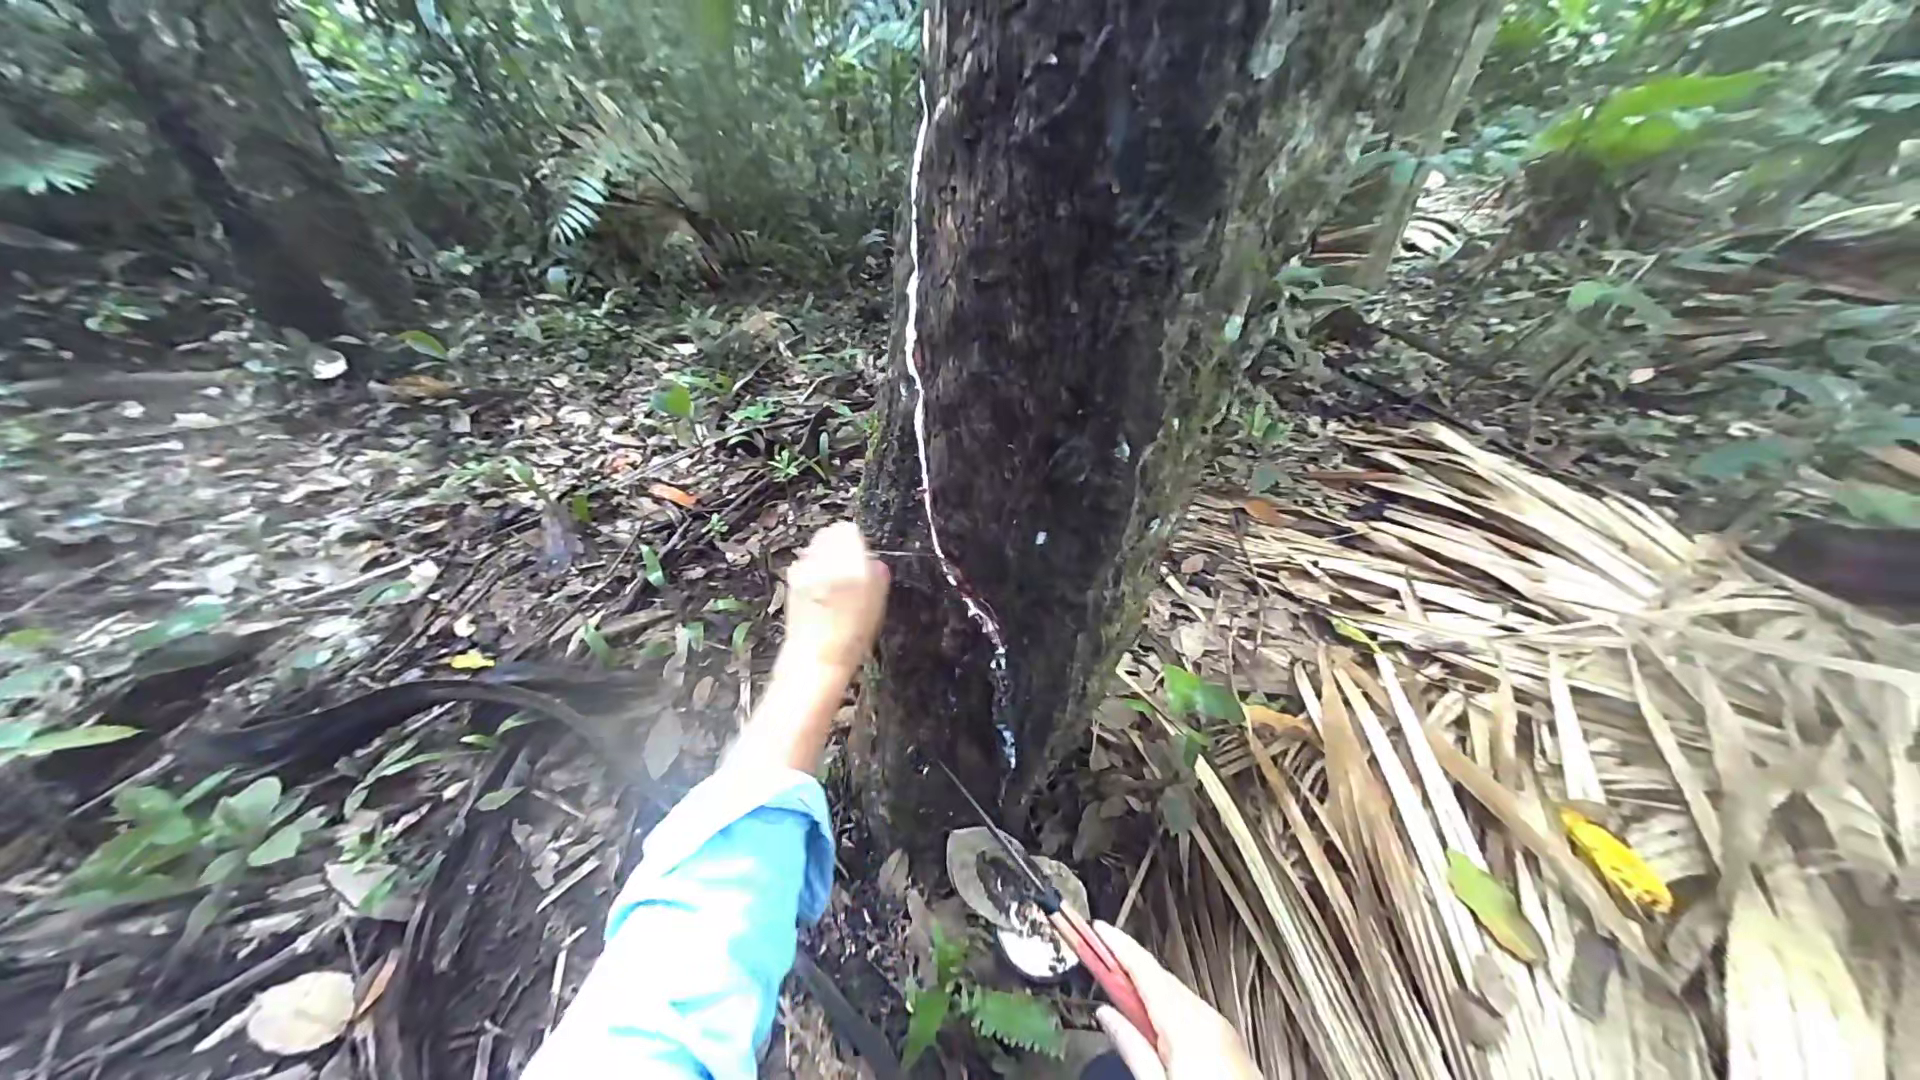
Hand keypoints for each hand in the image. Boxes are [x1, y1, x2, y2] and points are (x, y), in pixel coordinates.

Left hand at [729, 522, 888, 772]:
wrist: (818, 659)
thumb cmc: (853, 635)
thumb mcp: (878, 601)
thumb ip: (876, 573)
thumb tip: (872, 560)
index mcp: (849, 562)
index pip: (848, 531)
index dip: (856, 541)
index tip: (861, 554)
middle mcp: (822, 561)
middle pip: (828, 536)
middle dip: (838, 546)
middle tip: (850, 566)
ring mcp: (803, 571)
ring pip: (815, 550)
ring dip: (825, 558)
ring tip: (835, 583)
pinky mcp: (791, 583)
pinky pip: (806, 566)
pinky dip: (813, 573)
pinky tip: (821, 594)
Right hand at [1093, 921, 1260, 1079]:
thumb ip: (1131, 1047)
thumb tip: (1107, 1015)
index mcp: (1187, 1024)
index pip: (1145, 968)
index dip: (1118, 945)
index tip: (1097, 929)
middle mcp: (1208, 1019)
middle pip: (1160, 979)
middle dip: (1129, 967)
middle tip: (1099, 961)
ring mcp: (1223, 1033)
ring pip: (1176, 996)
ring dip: (1147, 990)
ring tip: (1120, 995)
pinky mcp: (1231, 1048)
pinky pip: (1191, 1014)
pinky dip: (1167, 1009)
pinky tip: (1153, 1025)